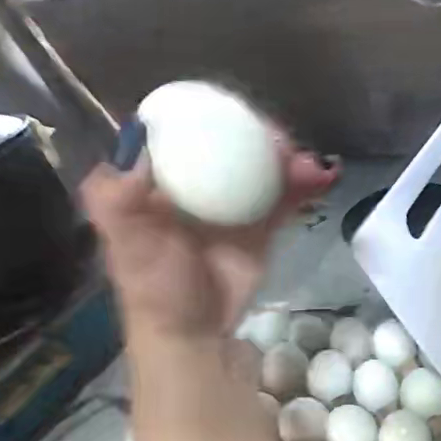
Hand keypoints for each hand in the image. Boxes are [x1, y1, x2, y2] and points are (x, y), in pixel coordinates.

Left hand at [81, 136, 337, 342]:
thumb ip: (117, 197)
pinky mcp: (261, 225)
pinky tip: (322, 177)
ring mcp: (232, 203)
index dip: (203, 113)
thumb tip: (139, 139)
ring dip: (287, 157)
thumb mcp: (125, 242)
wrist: (197, 332)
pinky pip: (284, 198)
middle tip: (279, 138)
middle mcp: (196, 183)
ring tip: (305, 163)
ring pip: (261, 166)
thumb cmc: (154, 287)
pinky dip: (303, 185)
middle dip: (257, 132)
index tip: (228, 108)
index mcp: (160, 179)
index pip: (180, 132)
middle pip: (229, 142)